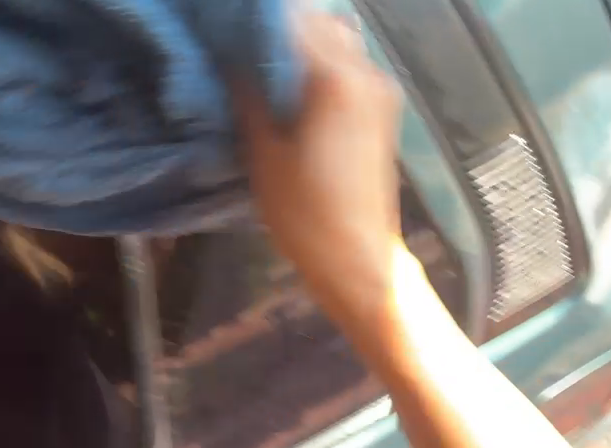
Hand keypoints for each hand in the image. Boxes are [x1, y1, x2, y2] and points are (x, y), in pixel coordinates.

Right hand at [237, 14, 404, 323]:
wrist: (358, 261)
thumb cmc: (306, 218)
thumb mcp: (265, 159)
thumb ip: (250, 101)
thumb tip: (235, 63)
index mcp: (334, 77)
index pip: (289, 21)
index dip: (254, 24)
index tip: (227, 35)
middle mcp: (364, 72)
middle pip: (319, 23)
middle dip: (281, 32)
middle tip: (244, 52)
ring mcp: (379, 91)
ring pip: (338, 42)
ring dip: (304, 47)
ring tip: (268, 72)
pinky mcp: (382, 113)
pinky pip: (350, 69)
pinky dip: (323, 67)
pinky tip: (296, 92)